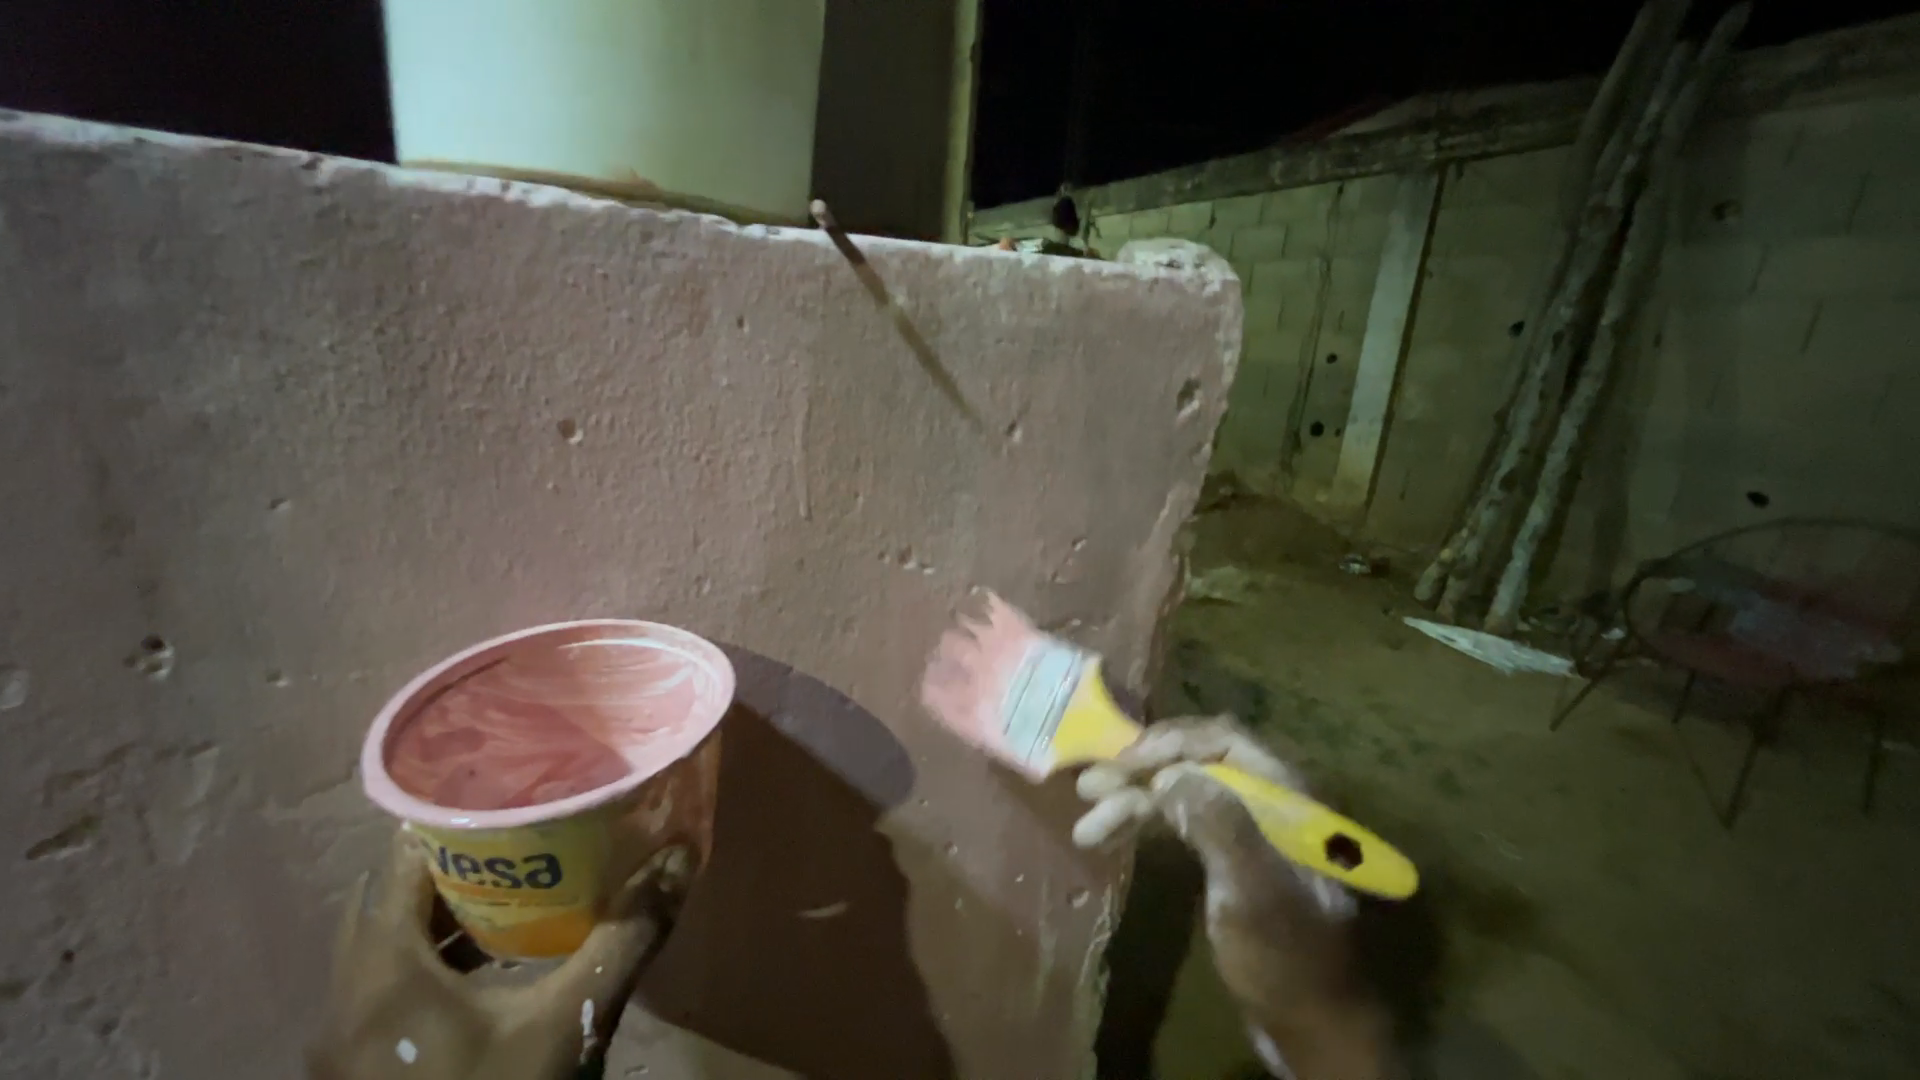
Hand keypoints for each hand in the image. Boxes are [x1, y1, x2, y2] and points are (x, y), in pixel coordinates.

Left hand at [306, 828, 690, 1079]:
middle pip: (391, 897)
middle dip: (455, 856)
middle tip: (525, 826)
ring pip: (390, 941)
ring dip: (447, 906)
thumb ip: (625, 938)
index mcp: (382, 976)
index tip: (508, 785)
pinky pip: (396, 978)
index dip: (449, 816)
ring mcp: (351, 1040)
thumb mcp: (570, 1024)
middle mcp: (349, 998)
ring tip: (520, 877)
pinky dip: (440, 951)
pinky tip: (497, 957)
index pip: (398, 863)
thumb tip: (680, 857)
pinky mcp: (368, 1065)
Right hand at [1070, 716, 1391, 1079]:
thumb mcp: (1253, 891)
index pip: (1224, 740)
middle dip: (1140, 772)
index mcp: (1287, 797)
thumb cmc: (1286, 957)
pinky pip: (1180, 824)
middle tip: (1088, 786)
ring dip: (1133, 802)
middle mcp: (1267, 802)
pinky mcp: (1226, 856)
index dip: (1171, 741)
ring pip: (1181, 796)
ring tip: (1086, 823)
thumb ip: (1218, 824)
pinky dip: (1144, 826)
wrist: (1312, 1028)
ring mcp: (1245, 829)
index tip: (1123, 761)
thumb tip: (1168, 774)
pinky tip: (1109, 835)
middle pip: (1195, 764)